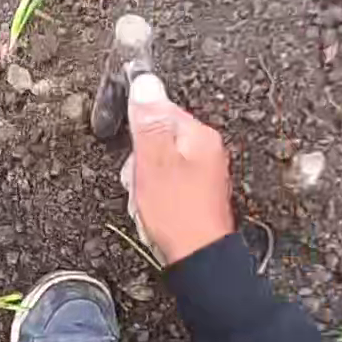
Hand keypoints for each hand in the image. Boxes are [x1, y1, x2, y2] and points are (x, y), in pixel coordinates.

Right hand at [126, 73, 234, 263]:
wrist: (198, 257)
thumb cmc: (178, 214)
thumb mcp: (153, 163)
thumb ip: (149, 123)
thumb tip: (145, 84)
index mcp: (199, 136)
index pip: (160, 111)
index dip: (139, 134)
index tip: (136, 155)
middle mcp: (206, 150)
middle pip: (158, 138)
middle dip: (141, 161)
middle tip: (142, 181)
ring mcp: (203, 172)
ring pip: (159, 162)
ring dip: (146, 180)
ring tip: (149, 200)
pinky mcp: (196, 192)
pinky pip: (167, 181)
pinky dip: (156, 194)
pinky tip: (156, 210)